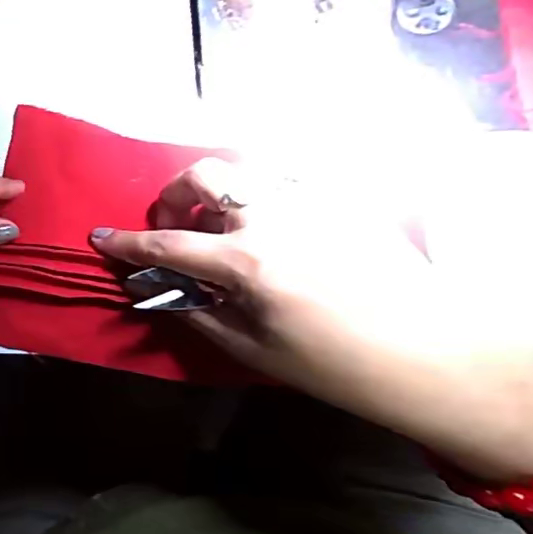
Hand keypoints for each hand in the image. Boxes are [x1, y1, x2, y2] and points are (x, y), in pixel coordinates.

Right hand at [89, 159, 532, 481]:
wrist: (431, 353)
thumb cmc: (336, 365)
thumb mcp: (254, 349)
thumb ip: (199, 313)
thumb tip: (164, 291)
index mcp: (247, 260)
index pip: (167, 244)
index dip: (127, 243)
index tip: (101, 237)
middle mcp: (273, 215)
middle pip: (203, 176)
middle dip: (174, 197)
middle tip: (176, 227)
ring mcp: (312, 198)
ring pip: (246, 169)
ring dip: (218, 192)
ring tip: (223, 227)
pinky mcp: (342, 196)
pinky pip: (287, 179)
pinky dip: (262, 196)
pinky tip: (273, 228)